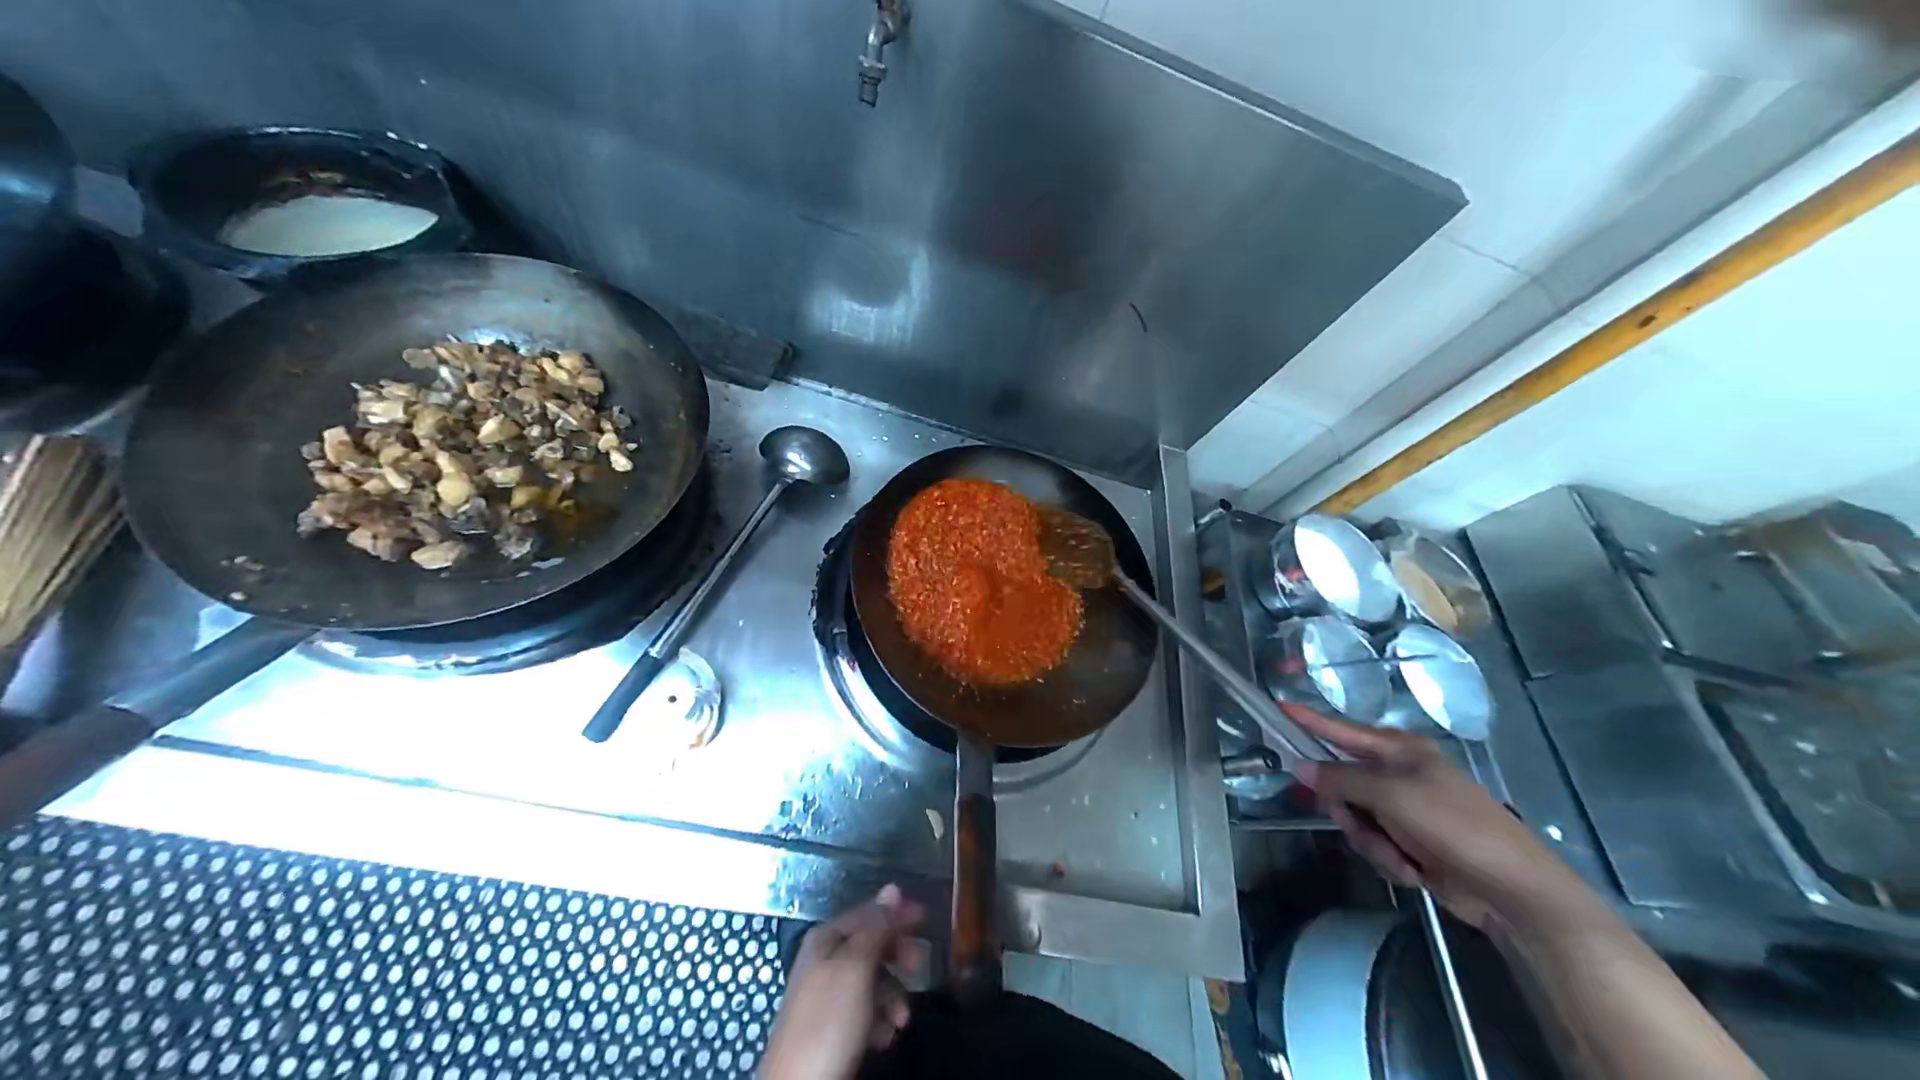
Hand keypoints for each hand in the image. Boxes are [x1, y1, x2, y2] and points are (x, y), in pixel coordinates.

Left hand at [761, 884, 925, 1079]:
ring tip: (901, 1020)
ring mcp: (827, 997)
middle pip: (871, 945)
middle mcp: (824, 961)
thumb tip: (893, 888)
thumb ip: (876, 927)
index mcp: (826, 940)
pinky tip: (884, 1037)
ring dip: (893, 996)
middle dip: (897, 958)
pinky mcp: (832, 1029)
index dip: (896, 912)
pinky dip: (879, 1021)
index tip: (926, 917)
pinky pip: (865, 1012)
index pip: (867, 913)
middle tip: (920, 968)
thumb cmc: (828, 1022)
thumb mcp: (856, 968)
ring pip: (872, 981)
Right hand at [1289, 707, 1583, 931]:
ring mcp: (1405, 811)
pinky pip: (1374, 843)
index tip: (1278, 710)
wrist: (1512, 890)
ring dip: (1369, 839)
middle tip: (1351, 819)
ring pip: (1354, 817)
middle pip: (1341, 782)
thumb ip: (1340, 778)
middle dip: (1346, 808)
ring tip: (1398, 854)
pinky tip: (1414, 869)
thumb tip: (1301, 766)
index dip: (1309, 722)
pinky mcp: (1411, 843)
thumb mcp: (1390, 796)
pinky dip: (1389, 859)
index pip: (1341, 730)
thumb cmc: (1454, 825)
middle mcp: (1399, 775)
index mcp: (1400, 751)